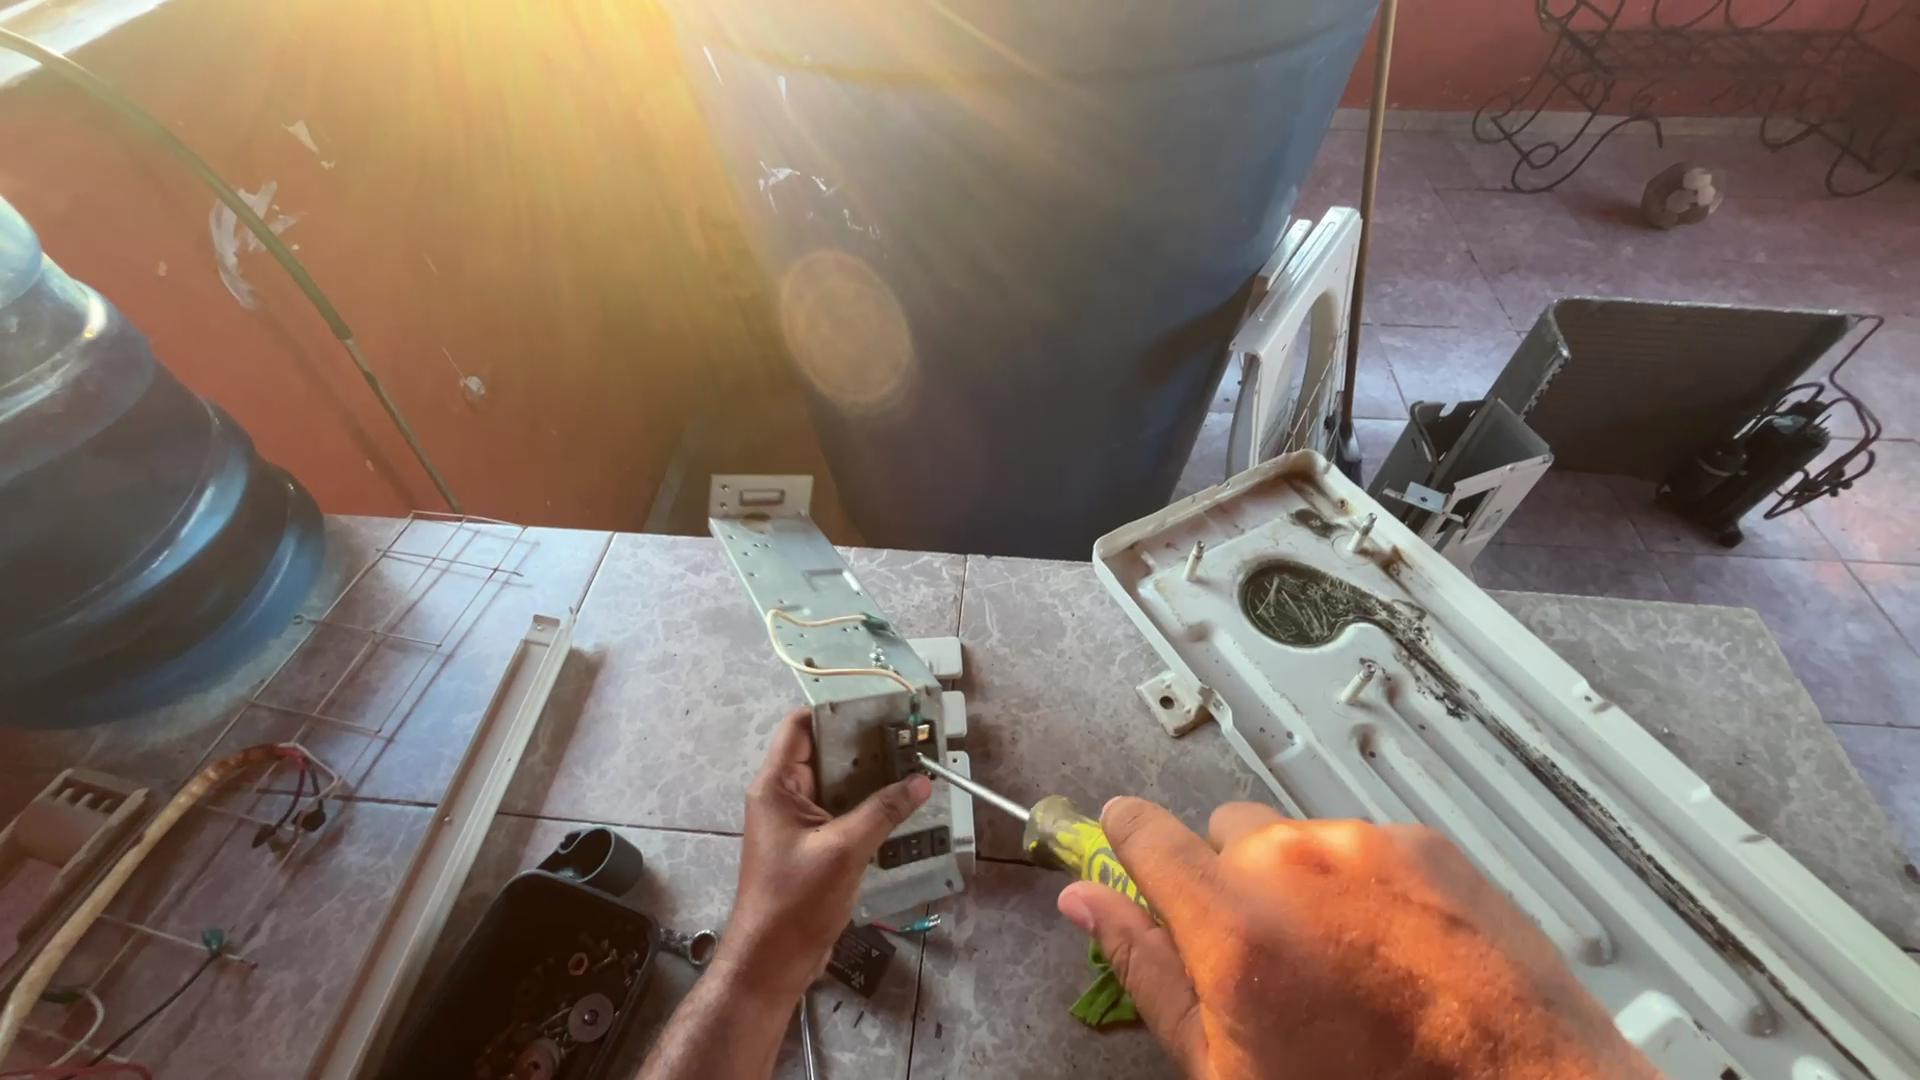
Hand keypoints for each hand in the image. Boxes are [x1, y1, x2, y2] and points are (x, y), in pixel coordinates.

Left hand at [712, 708, 931, 1005]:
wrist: (772, 963)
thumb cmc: (795, 901)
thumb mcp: (844, 850)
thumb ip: (883, 811)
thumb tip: (920, 782)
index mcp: (776, 786)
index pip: (800, 727)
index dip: (834, 710)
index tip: (875, 705)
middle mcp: (784, 796)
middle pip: (824, 752)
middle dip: (864, 743)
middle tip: (906, 734)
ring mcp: (798, 821)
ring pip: (837, 783)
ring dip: (870, 776)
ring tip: (911, 763)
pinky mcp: (812, 844)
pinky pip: (842, 810)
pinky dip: (868, 804)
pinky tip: (901, 803)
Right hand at [1056, 801, 1659, 1079]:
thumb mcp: (1228, 1068)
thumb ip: (1143, 967)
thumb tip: (1082, 898)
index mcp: (1231, 922)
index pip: (1142, 831)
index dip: (1128, 836)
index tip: (1128, 841)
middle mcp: (1288, 862)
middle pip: (1220, 832)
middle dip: (1227, 877)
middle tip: (1271, 951)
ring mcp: (1360, 844)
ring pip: (1289, 835)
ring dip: (1296, 878)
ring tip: (1346, 955)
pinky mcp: (1422, 842)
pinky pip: (1355, 841)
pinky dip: (1358, 879)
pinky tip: (1397, 944)